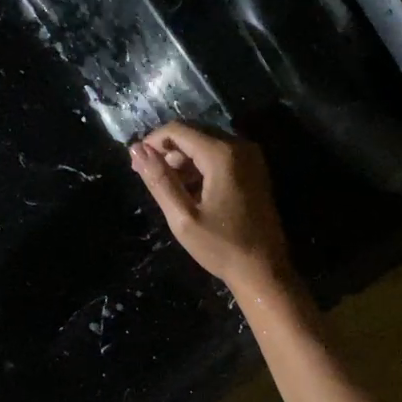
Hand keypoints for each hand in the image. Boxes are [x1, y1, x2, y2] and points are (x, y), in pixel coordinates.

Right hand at [130, 122, 291, 290]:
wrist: (264, 270)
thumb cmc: (222, 248)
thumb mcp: (183, 218)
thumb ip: (160, 181)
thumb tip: (136, 150)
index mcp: (222, 154)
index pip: (178, 130)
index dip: (153, 142)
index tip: (137, 164)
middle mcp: (239, 146)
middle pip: (194, 134)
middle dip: (169, 151)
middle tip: (149, 176)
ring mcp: (251, 158)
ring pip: (208, 145)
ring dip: (185, 161)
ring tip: (168, 188)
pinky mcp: (255, 171)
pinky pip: (222, 158)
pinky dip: (203, 168)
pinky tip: (191, 192)